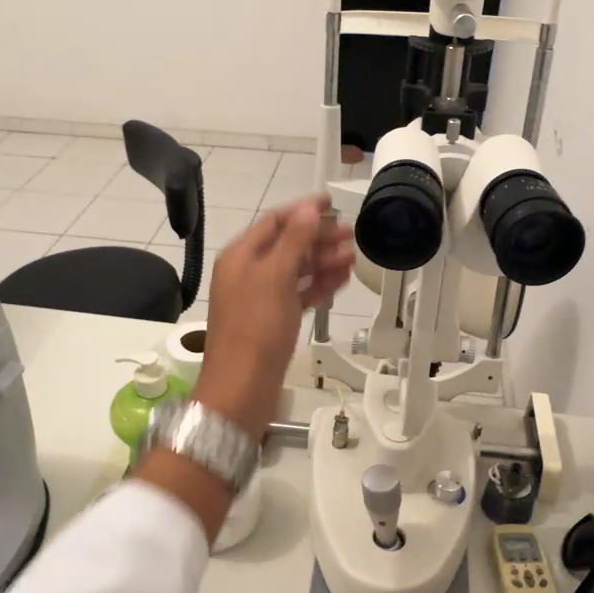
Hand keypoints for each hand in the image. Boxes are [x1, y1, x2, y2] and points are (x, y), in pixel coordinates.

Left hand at [195, 194, 353, 439]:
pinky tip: (338, 283)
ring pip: (294, 270)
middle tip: (352, 234)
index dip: (304, 211)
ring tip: (352, 258)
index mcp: (240, 256)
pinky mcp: (271, 321)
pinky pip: (296, 294)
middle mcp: (247, 272)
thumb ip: (294, 241)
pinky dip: (316, 286)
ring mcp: (259, 298)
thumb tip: (310, 209)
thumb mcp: (276, 278)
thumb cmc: (256, 330)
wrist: (241, 388)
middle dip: (319, 238)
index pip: (275, 221)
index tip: (333, 204)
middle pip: (286, 244)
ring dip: (322, 262)